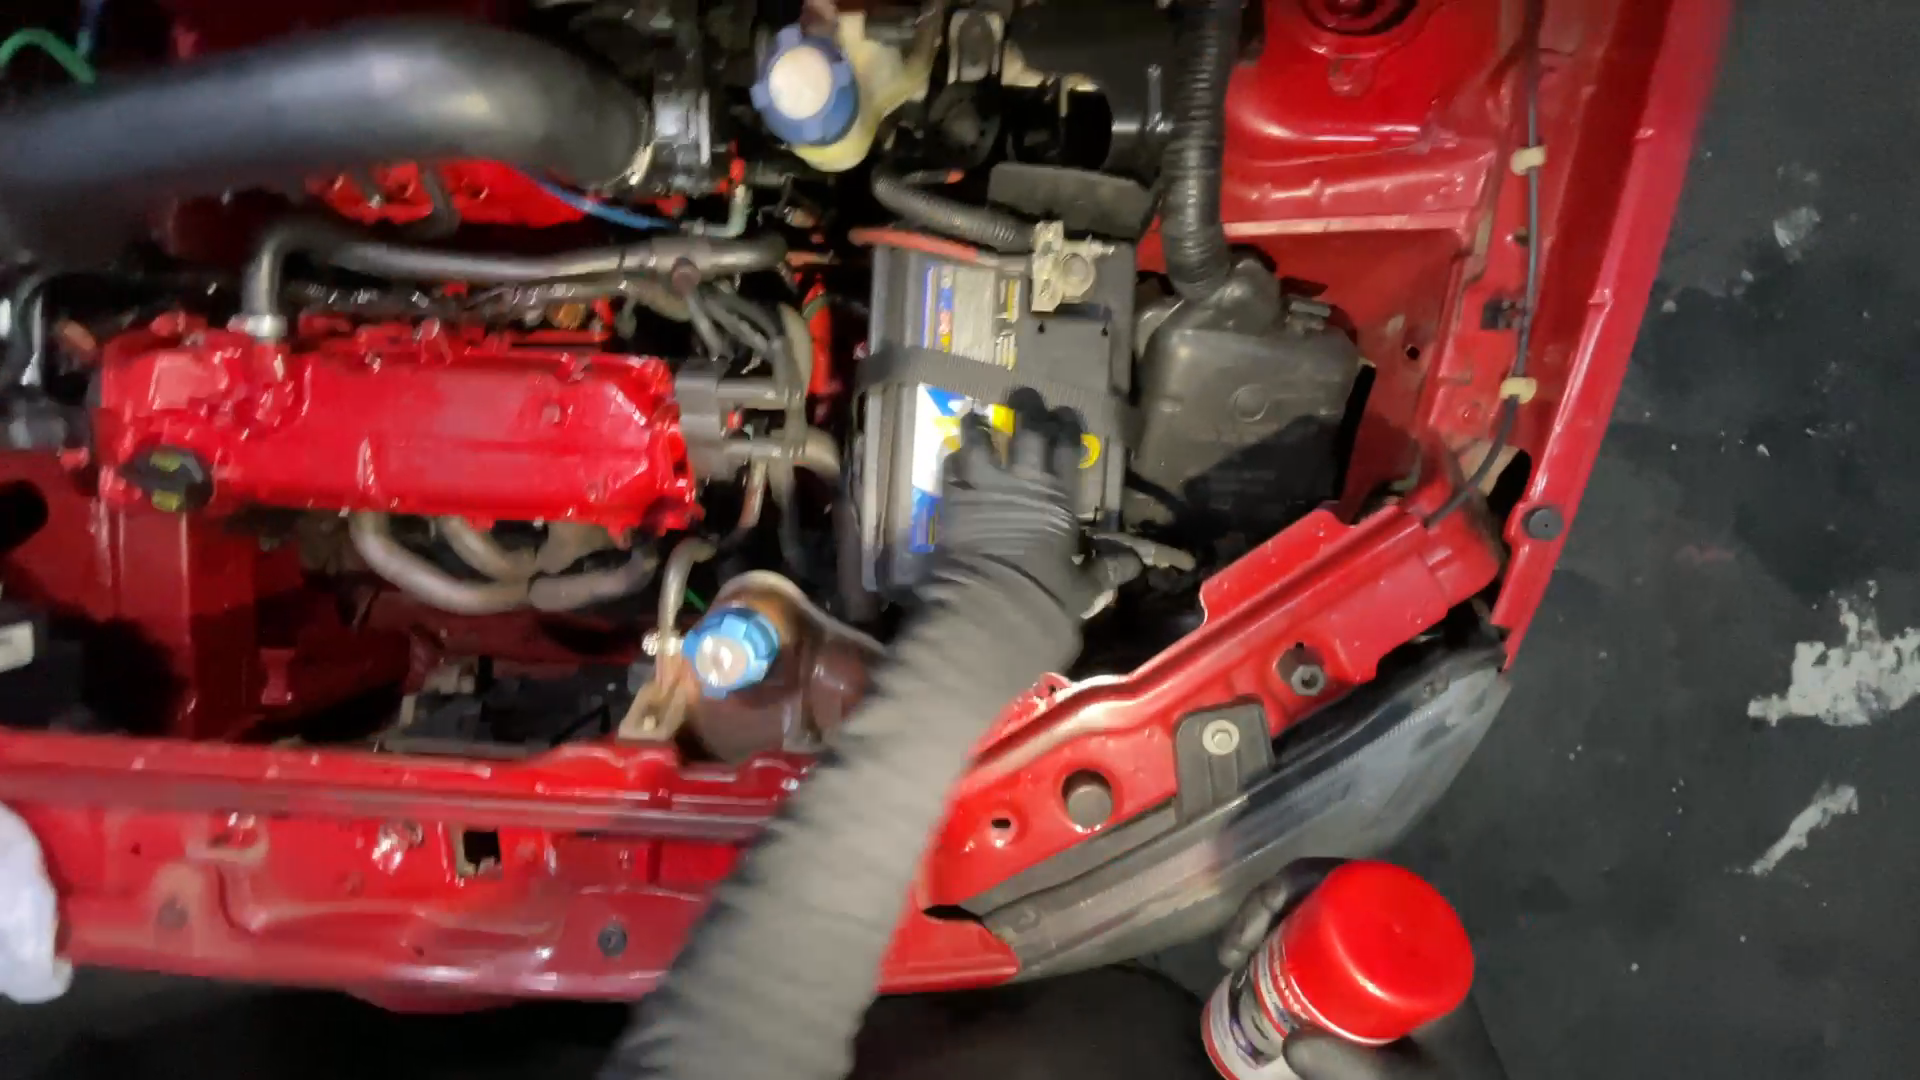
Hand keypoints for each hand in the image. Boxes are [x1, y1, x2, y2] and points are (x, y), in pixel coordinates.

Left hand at [932, 388, 1139, 616]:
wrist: (987, 606)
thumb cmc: (1042, 598)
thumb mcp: (1081, 589)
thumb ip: (1104, 571)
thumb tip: (1134, 565)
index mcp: (1058, 498)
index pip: (1067, 449)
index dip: (1067, 427)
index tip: (1065, 413)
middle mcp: (1022, 482)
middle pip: (1026, 433)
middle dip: (1028, 410)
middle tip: (1024, 395)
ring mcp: (983, 486)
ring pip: (980, 441)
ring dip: (979, 426)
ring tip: (976, 415)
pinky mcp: (952, 500)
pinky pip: (950, 467)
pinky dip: (951, 456)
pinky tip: (951, 452)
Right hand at [1219, 859, 1506, 1079]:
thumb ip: (1357, 1068)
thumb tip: (1287, 1044)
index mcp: (1417, 935)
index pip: (1345, 880)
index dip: (1291, 885)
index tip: (1257, 924)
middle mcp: (1393, 929)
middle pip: (1317, 889)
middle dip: (1265, 907)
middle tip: (1232, 949)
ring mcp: (1375, 948)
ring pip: (1308, 911)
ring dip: (1264, 923)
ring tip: (1231, 959)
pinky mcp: (1362, 969)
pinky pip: (1311, 937)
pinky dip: (1276, 941)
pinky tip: (1252, 965)